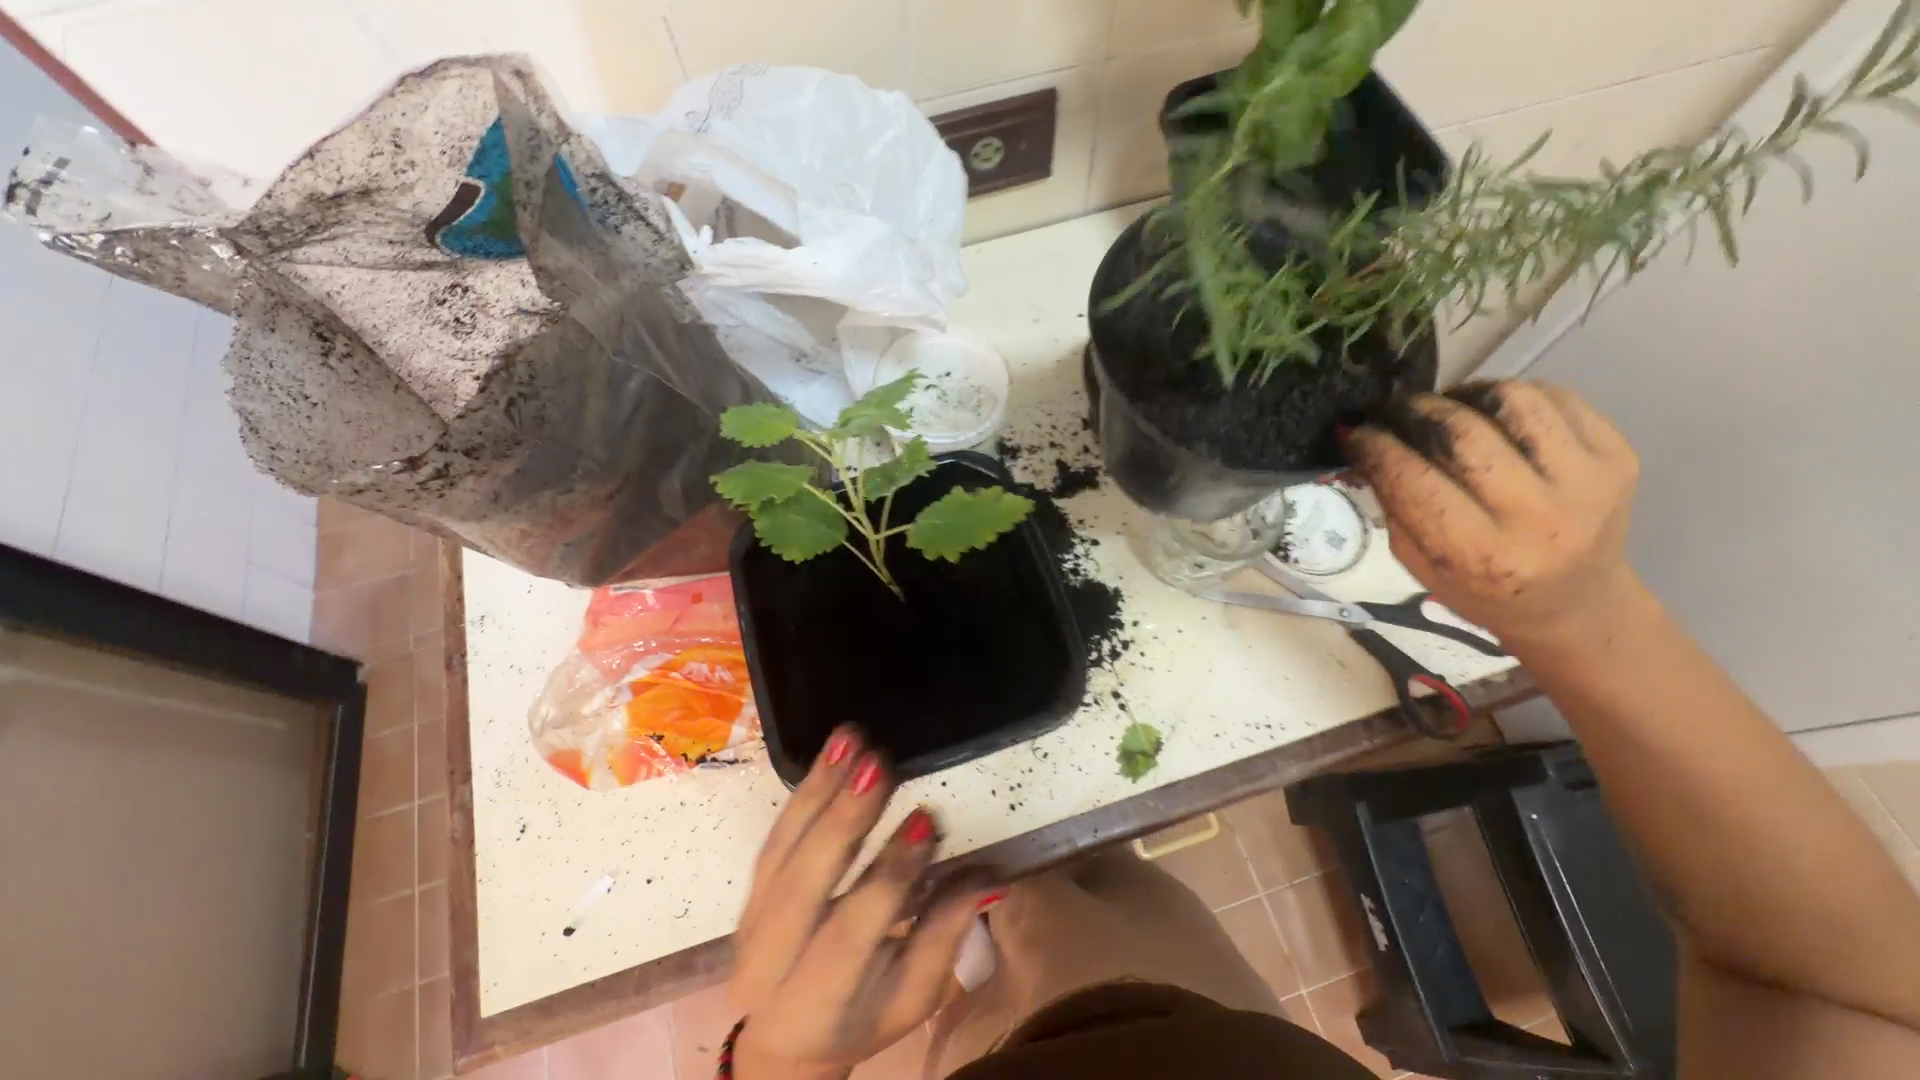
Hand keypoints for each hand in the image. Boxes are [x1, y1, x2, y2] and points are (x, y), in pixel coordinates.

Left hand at [728, 727, 991, 1079]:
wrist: (785, 1038)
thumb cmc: (864, 1015)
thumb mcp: (912, 994)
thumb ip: (945, 934)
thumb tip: (993, 877)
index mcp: (816, 1003)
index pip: (851, 933)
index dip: (889, 875)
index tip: (924, 819)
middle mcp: (769, 961)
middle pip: (802, 885)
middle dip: (843, 820)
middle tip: (878, 764)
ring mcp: (750, 923)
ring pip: (781, 851)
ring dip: (818, 790)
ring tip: (850, 741)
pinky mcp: (749, 892)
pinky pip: (773, 837)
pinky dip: (803, 793)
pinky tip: (830, 756)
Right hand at [1345, 381, 1644, 649]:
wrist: (1577, 603)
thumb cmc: (1483, 591)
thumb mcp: (1421, 565)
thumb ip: (1396, 505)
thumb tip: (1362, 441)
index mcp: (1483, 556)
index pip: (1416, 481)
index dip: (1377, 446)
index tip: (1356, 432)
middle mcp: (1541, 518)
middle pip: (1463, 432)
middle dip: (1415, 412)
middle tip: (1393, 411)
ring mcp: (1588, 482)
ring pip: (1512, 401)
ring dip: (1465, 396)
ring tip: (1445, 407)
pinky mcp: (1617, 455)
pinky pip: (1554, 398)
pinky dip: (1509, 397)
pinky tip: (1490, 414)